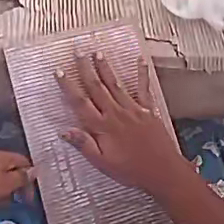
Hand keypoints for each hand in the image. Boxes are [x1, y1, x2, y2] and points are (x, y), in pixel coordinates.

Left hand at [0, 148, 33, 218]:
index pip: (21, 159)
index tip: (30, 192)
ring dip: (0, 184)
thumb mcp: (5, 185)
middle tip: (18, 197)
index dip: (30, 174)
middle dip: (14, 179)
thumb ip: (21, 177)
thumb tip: (34, 170)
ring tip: (2, 200)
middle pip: (6, 164)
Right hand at [58, 54, 195, 194]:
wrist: (163, 171)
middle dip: (86, 68)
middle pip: (97, 87)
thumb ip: (84, 145)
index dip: (68, 86)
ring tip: (98, 53)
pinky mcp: (148, 110)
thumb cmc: (131, 170)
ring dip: (105, 67)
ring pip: (115, 84)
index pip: (80, 102)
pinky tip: (140, 60)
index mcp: (102, 127)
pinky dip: (141, 73)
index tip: (60, 72)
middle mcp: (116, 113)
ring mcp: (133, 109)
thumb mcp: (103, 163)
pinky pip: (143, 88)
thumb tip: (65, 131)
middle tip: (79, 52)